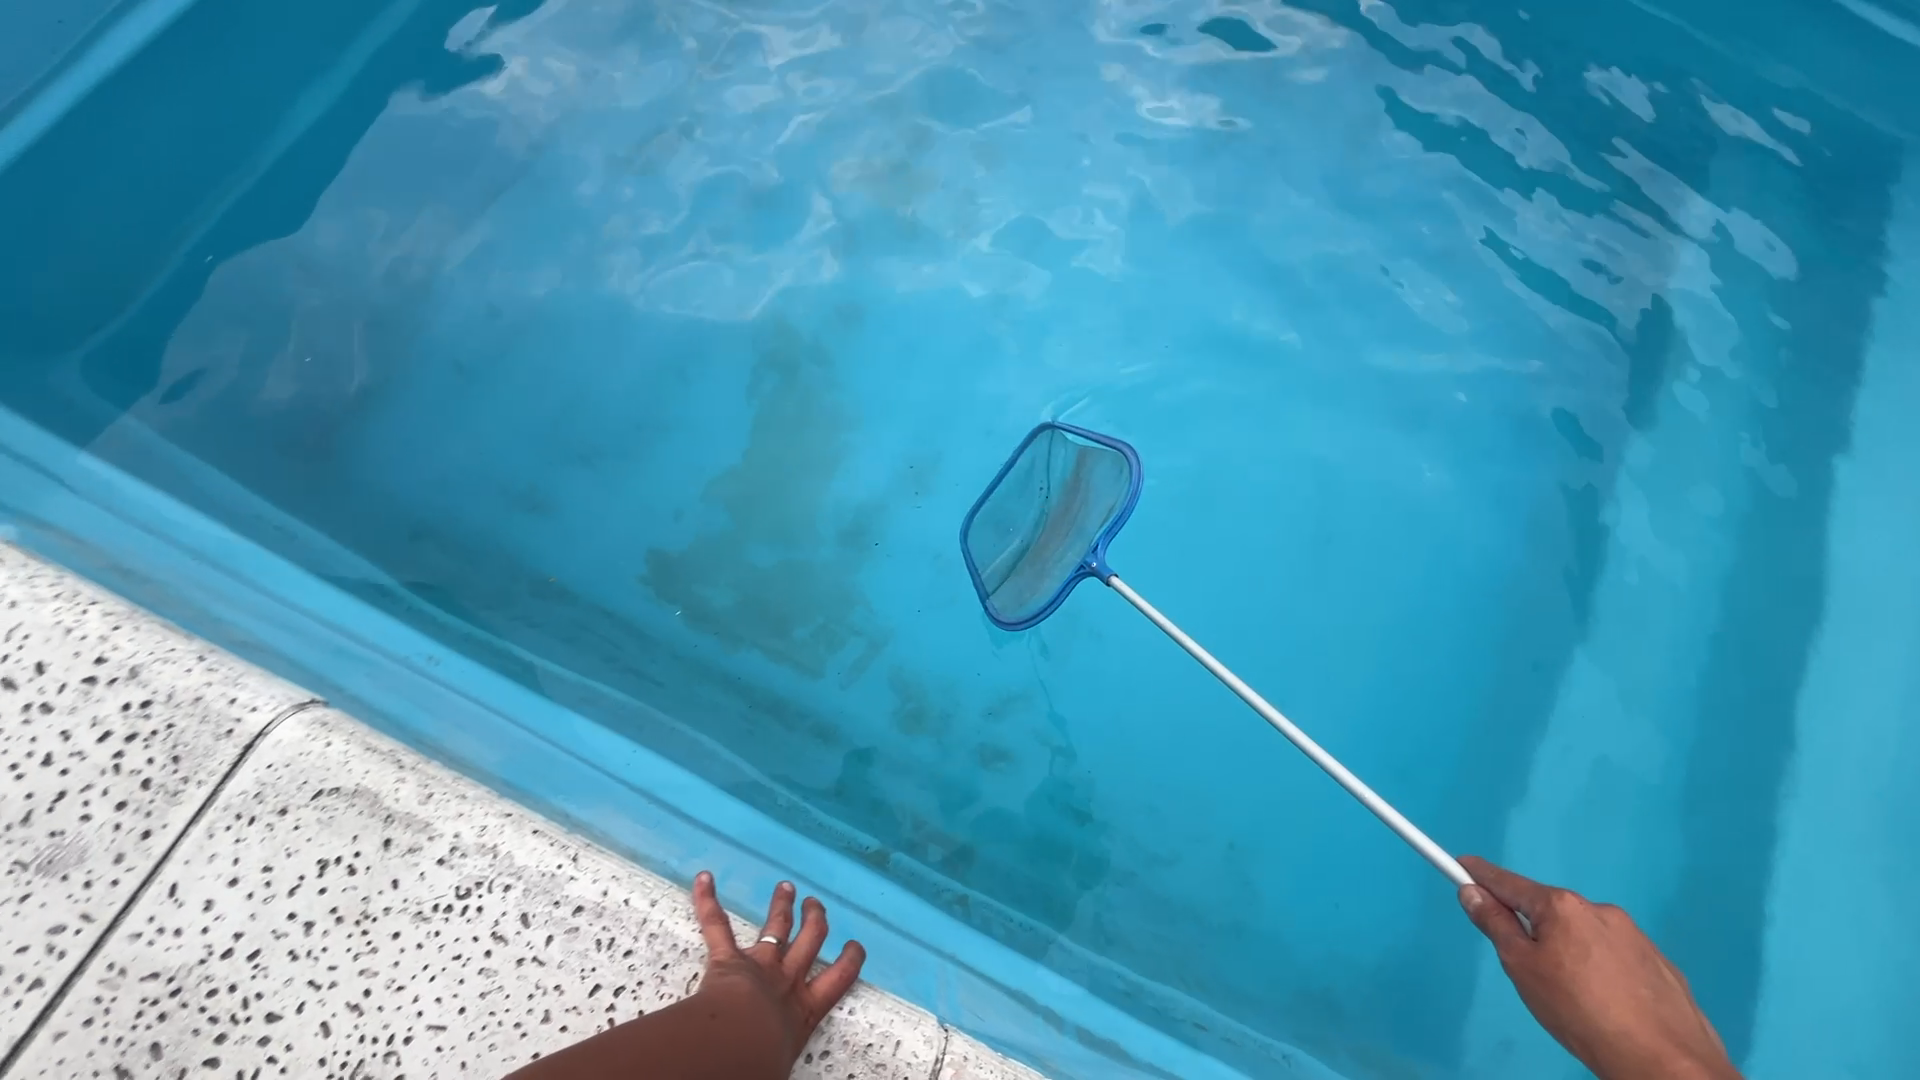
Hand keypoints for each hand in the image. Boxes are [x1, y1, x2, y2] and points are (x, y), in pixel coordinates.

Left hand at [690, 871, 866, 1070]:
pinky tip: (704, 879)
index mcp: (805, 1009)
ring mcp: (760, 964)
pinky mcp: (728, 959)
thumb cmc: (762, 1064)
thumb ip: (781, 1065)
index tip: (855, 947)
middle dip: (815, 919)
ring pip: (776, 927)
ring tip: (785, 888)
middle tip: (815, 905)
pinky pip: (716, 925)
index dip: (849, 960)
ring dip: (782, 906)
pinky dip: (707, 901)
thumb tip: (776, 1074)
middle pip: (811, 940)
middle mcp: (788, 980)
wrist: (736, 1045)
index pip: (838, 979)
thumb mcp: (780, 1070)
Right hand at [1458, 856, 1740, 1079]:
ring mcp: (1637, 938)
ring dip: (1571, 949)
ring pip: (1585, 934)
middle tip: (1529, 967)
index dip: (1479, 874)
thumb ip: (1495, 925)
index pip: (1508, 882)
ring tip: (1575, 994)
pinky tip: (1608, 1002)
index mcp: (1561, 906)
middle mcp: (1600, 910)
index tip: (1461, 865)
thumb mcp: (1521, 967)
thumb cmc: (1579, 1011)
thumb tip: (1472, 891)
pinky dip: (1603, 969)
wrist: (1667, 1065)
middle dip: (1533, 927)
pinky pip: (1616, 956)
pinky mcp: (1663, 967)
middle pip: (1549, 910)